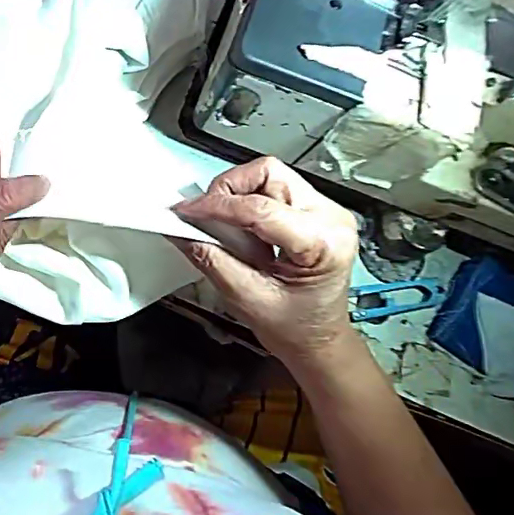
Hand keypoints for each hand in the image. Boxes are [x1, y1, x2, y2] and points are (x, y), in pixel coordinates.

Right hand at [170, 157, 358, 361]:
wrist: (318, 339)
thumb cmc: (295, 327)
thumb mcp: (246, 298)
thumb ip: (212, 260)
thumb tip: (182, 232)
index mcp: (323, 243)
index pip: (259, 207)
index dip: (215, 206)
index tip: (185, 212)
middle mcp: (331, 218)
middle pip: (268, 174)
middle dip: (228, 191)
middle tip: (206, 218)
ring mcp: (324, 210)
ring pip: (268, 175)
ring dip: (237, 196)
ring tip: (229, 231)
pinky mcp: (312, 209)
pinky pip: (272, 188)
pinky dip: (247, 203)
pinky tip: (242, 231)